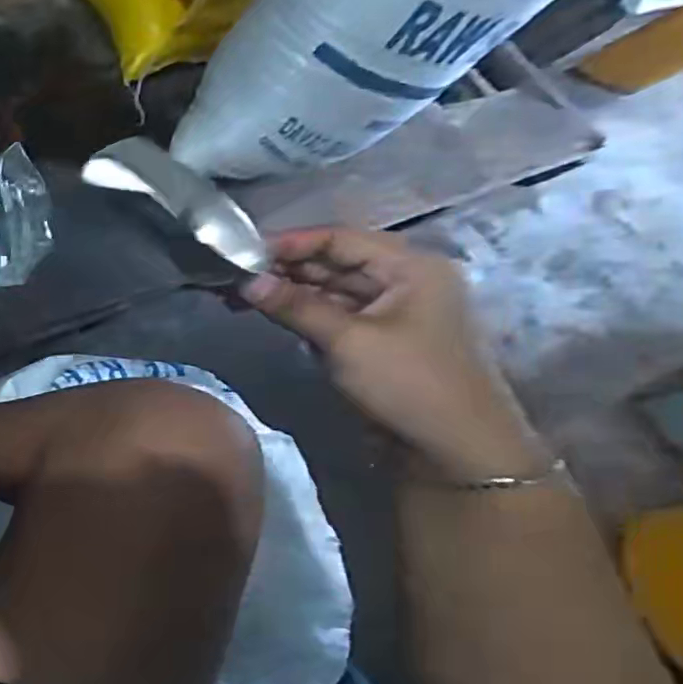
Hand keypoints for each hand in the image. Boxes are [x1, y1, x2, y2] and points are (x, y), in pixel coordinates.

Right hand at [241, 226, 546, 481]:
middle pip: (334, 261)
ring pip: (329, 287)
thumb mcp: (347, 341)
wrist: (451, 444)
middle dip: (283, 266)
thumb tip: (246, 281)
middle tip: (230, 274)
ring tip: (238, 293)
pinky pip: (331, 311)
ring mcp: (389, 309)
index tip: (241, 252)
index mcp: (411, 267)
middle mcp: (403, 280)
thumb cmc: (408, 382)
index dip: (290, 242)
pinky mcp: (374, 335)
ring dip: (287, 289)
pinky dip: (299, 309)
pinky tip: (267, 311)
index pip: (340, 239)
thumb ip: (295, 306)